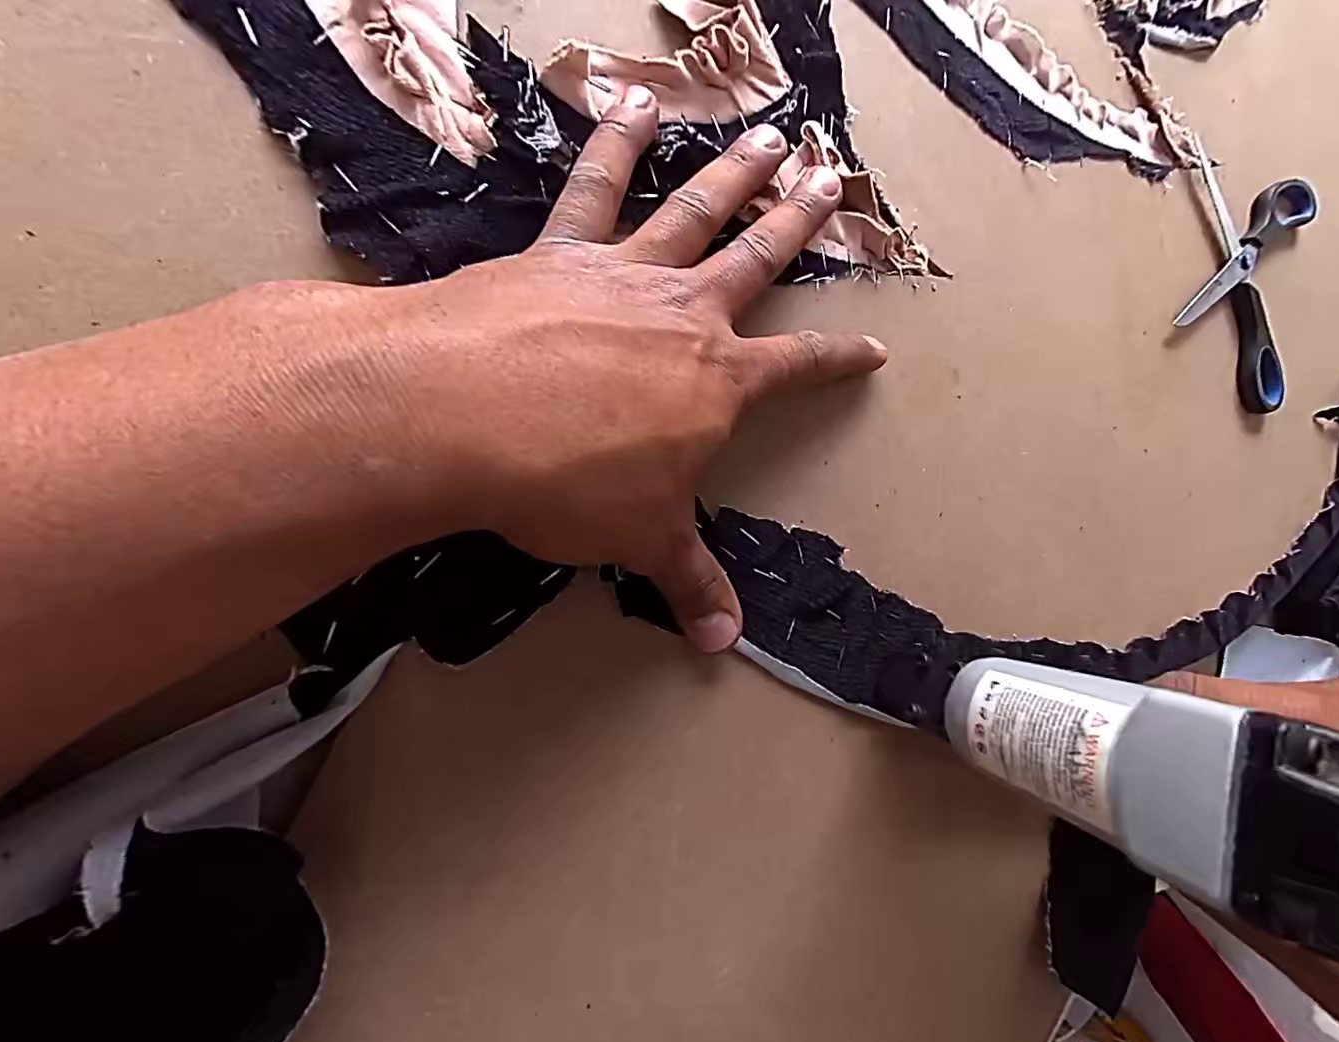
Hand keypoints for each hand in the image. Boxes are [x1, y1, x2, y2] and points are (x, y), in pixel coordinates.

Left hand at [311, 86, 883, 652]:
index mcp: (718, 382)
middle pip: (757, 258)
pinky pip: (593, 187)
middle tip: (830, 174)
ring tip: (766, 133)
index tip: (873, 345)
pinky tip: (629, 100)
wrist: (465, 417)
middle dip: (798, 220)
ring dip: (733, 170)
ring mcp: (624, 275)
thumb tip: (723, 644)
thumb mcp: (641, 539)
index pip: (800, 369)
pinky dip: (613, 140)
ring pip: (693, 210)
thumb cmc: (568, 482)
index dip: (840, 360)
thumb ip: (689, 583)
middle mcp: (684, 315)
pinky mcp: (559, 254)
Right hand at [1158, 667, 1338, 1041]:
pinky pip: (1309, 709)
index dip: (1139, 722)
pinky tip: (1269, 782)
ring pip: (1264, 698)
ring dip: (1222, 736)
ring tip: (1197, 780)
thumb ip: (1239, 905)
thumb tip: (1147, 848)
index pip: (1204, 700)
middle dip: (1175, 732)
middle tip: (1139, 772)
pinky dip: (1269, 738)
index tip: (1099, 743)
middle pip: (1227, 694)